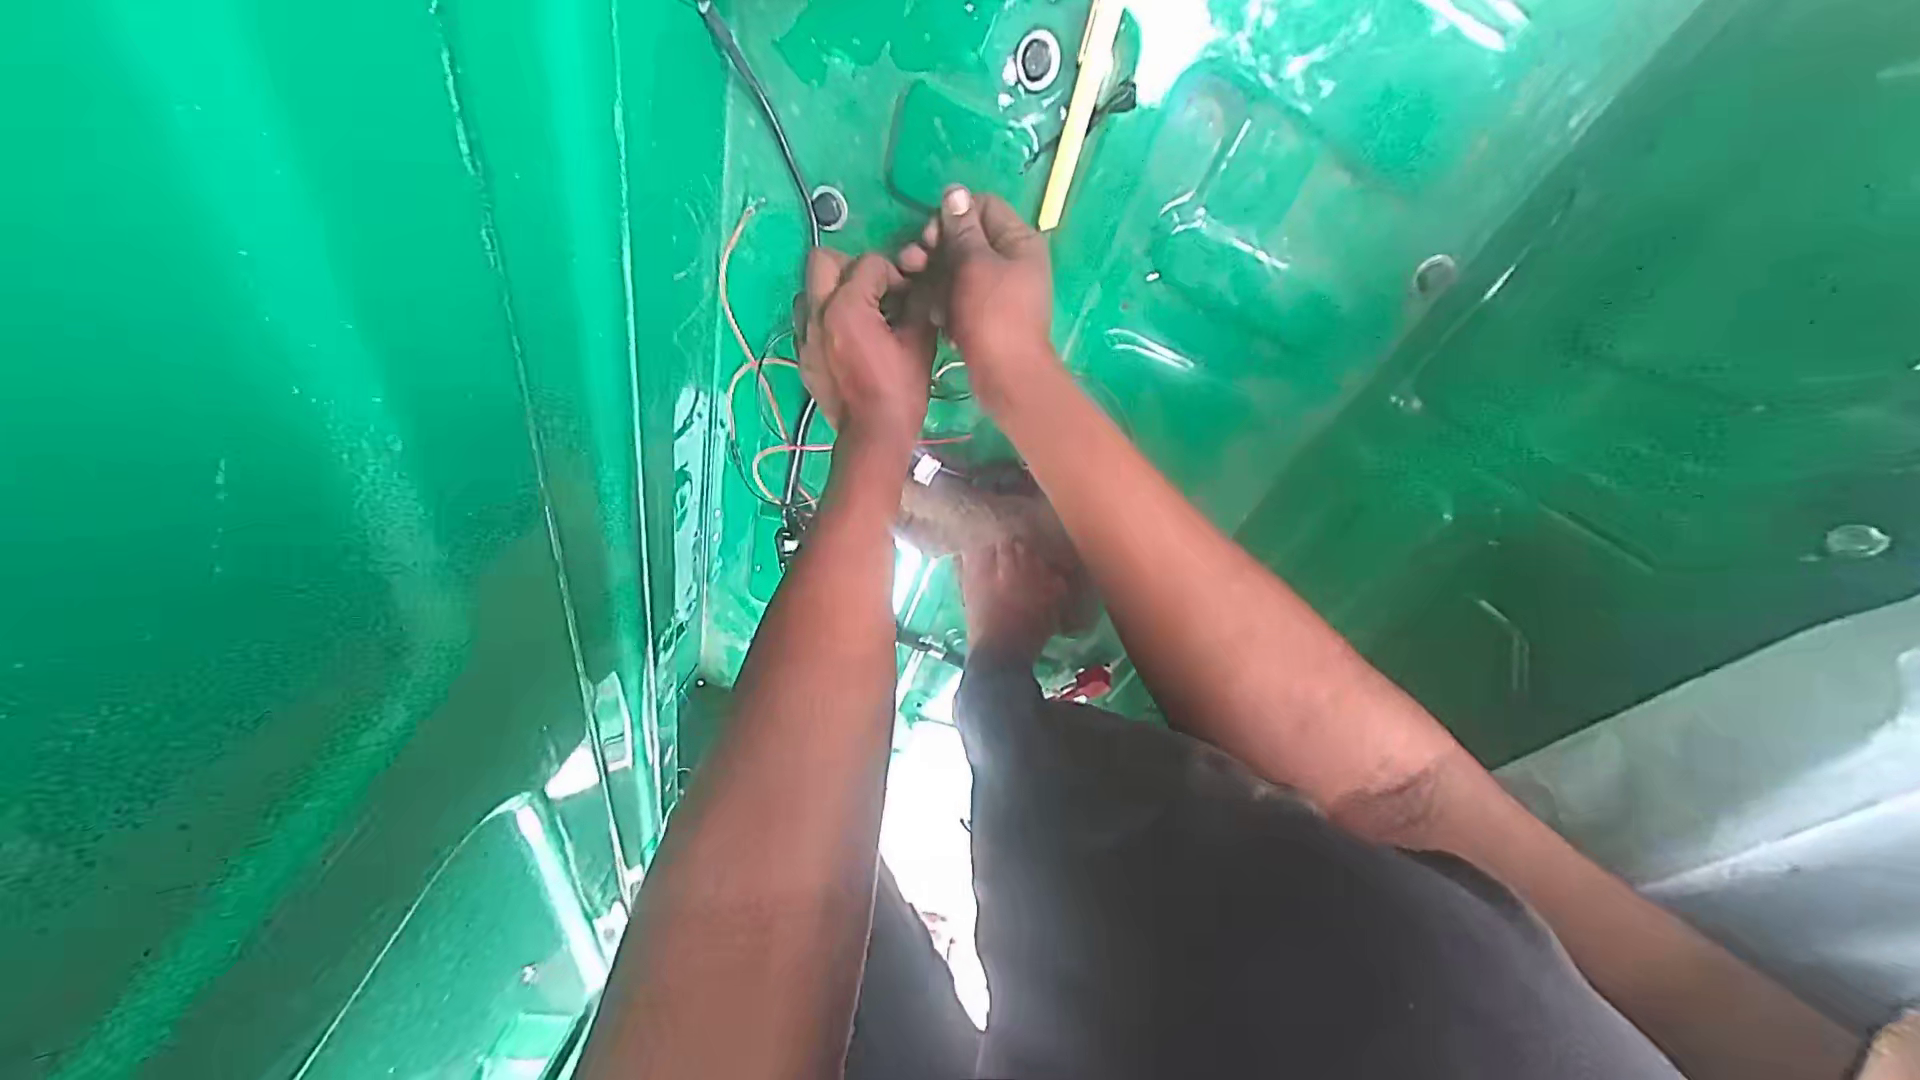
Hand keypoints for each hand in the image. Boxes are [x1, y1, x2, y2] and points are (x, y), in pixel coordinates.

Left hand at [795, 249, 934, 449]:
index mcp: (846, 307)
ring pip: (808, 290)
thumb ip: (918, 303)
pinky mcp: (802, 357)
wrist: (872, 437)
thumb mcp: (919, 344)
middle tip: (874, 292)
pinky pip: (807, 322)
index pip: (869, 263)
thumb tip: (918, 285)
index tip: (907, 298)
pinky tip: (847, 340)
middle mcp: (817, 314)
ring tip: (858, 315)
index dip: (894, 275)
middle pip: (822, 260)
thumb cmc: (900, 392)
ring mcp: (804, 337)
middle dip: (851, 268)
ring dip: (832, 292)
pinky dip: (825, 320)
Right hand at [898, 185, 1059, 415]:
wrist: (1006, 376)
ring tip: (923, 298)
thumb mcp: (974, 264)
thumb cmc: (992, 315)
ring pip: (959, 272)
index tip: (929, 236)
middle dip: (936, 252)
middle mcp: (1012, 261)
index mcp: (1019, 240)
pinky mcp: (987, 317)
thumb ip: (962, 229)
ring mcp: (999, 291)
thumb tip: (954, 193)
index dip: (951, 216)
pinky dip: (947, 306)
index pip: (982, 207)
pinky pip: (961, 300)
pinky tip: (937, 320)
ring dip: (936, 282)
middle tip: (912, 265)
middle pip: (966, 241)